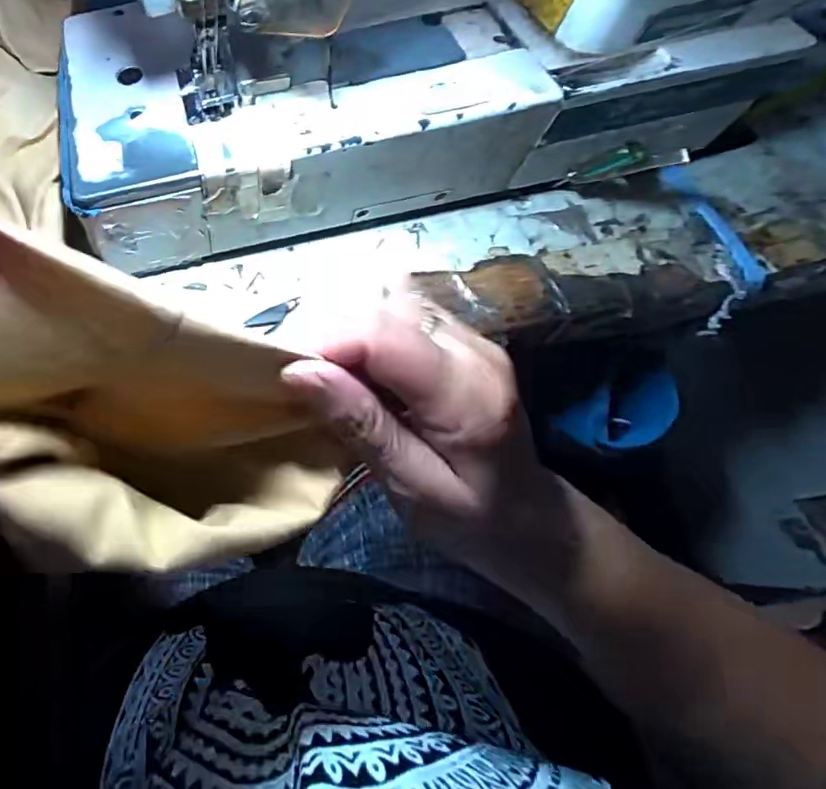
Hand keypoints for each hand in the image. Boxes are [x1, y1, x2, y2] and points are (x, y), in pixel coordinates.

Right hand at [280, 293, 578, 599]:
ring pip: (391, 306)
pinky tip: (366, 373)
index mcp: (466, 394)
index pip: (384, 337)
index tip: (292, 376)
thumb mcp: (411, 488)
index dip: (329, 345)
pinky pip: (404, 317)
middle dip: (336, 339)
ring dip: (352, 336)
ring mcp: (472, 338)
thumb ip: (361, 425)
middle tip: (310, 384)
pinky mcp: (463, 338)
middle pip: (385, 312)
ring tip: (336, 380)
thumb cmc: (473, 520)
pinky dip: (371, 338)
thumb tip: (300, 372)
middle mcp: (474, 350)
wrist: (533, 519)